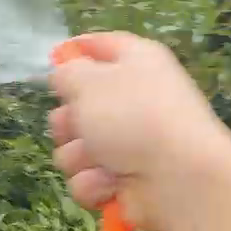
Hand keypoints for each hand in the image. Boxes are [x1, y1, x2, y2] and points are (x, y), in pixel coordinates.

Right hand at [48, 32, 230, 227]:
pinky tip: (111, 182)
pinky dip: (93, 183)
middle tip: (74, 126)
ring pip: (74, 149)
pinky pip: (86, 180)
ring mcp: (126, 145)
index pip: (100, 47)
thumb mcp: (89, 81)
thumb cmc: (133, 117)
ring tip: (98, 159)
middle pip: (77, 107)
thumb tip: (63, 77)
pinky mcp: (120, 182)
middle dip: (67, 121)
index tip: (54, 63)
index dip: (74, 52)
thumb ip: (67, 73)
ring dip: (77, 157)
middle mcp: (130, 102)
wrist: (175, 178)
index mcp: (134, 63)